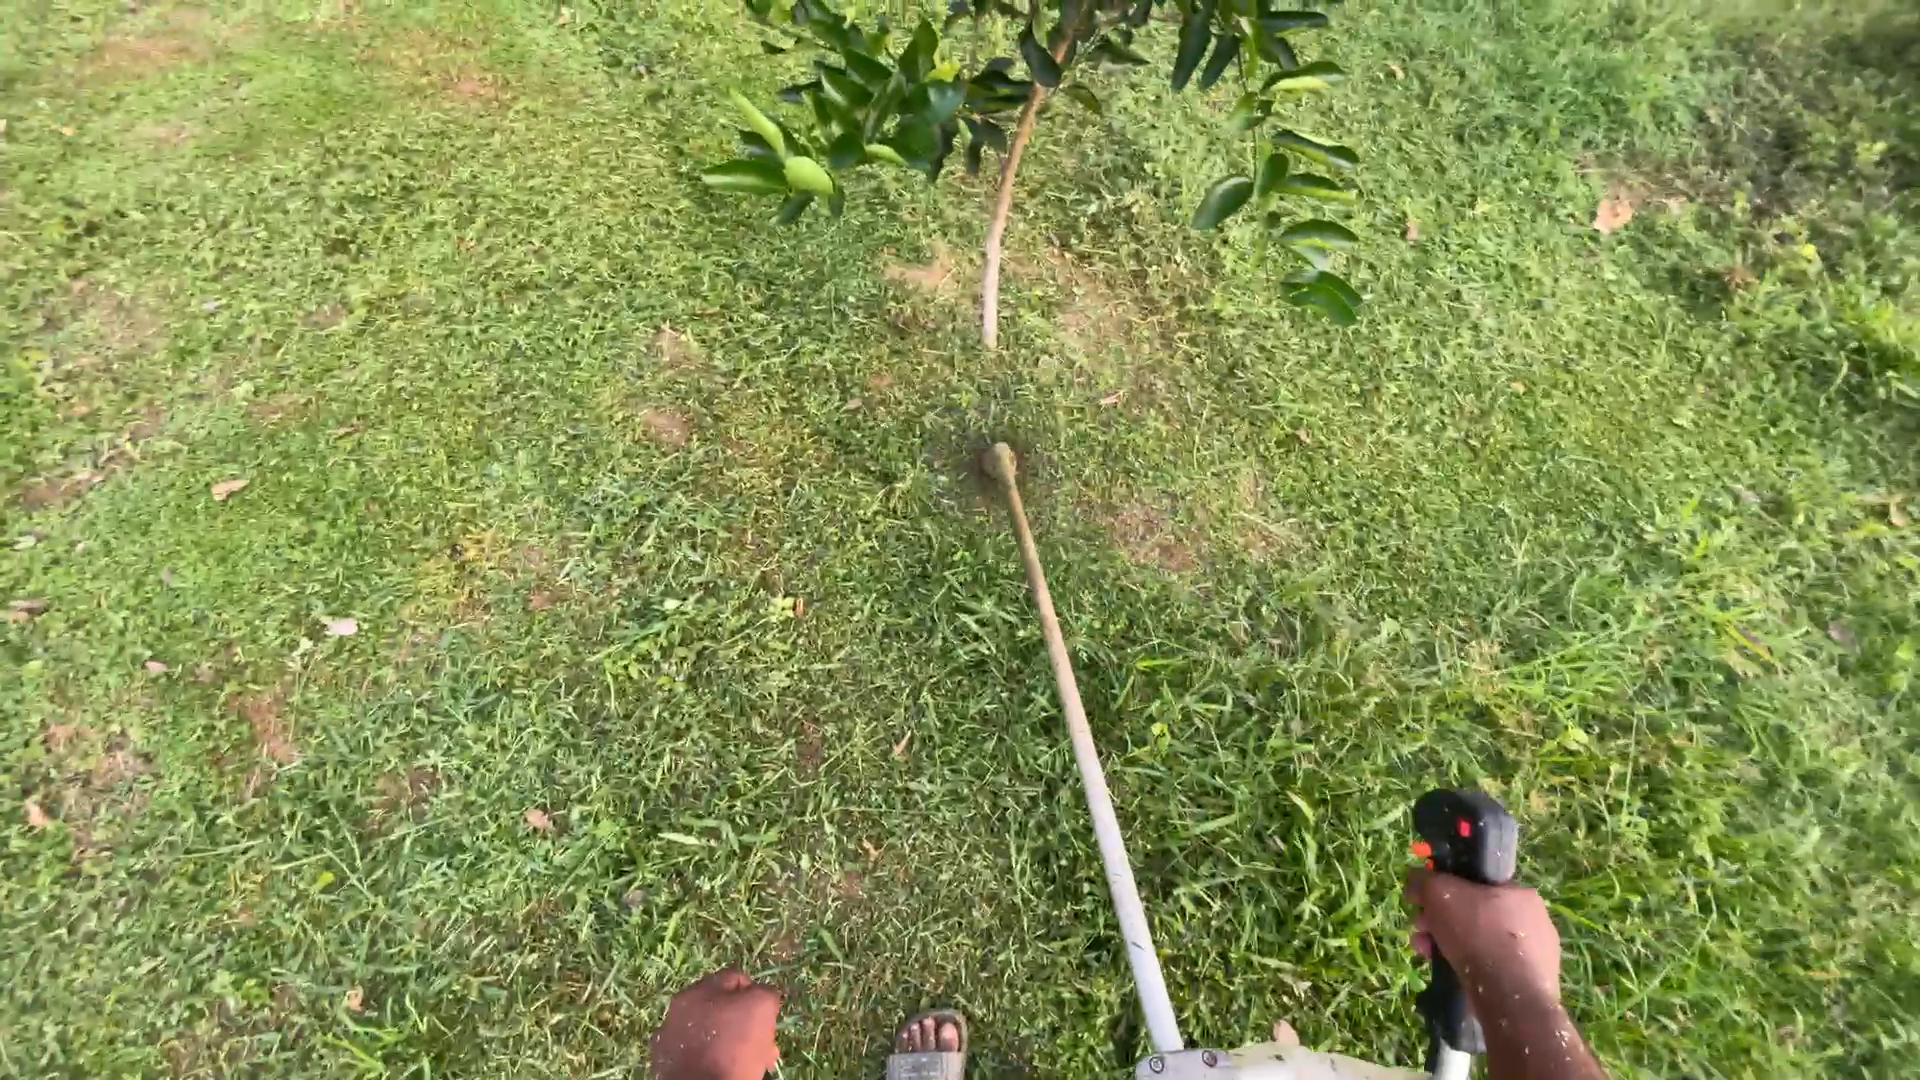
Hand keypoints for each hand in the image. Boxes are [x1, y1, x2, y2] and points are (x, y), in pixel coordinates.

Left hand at [650, 968, 781, 1079]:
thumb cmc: (733, 1045)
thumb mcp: (762, 1006)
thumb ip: (765, 991)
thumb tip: (761, 996)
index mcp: (696, 991)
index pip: (735, 979)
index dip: (756, 994)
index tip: (766, 1015)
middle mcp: (678, 1011)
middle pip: (723, 1009)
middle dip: (746, 1023)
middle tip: (763, 1041)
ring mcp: (670, 1041)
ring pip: (713, 1034)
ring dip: (734, 1042)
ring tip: (753, 1059)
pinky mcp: (670, 1068)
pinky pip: (702, 1056)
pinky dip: (717, 1060)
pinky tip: (731, 1068)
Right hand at [1405, 867, 1560, 1006]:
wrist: (1510, 995)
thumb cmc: (1476, 932)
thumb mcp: (1437, 891)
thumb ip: (1422, 880)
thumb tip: (1416, 883)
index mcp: (1521, 893)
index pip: (1474, 882)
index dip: (1443, 889)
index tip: (1425, 902)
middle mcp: (1534, 920)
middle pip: (1471, 912)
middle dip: (1439, 919)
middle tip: (1421, 928)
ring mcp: (1536, 954)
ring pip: (1477, 939)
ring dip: (1445, 940)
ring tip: (1425, 950)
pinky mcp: (1531, 982)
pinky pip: (1490, 964)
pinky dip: (1465, 962)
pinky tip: (1446, 966)